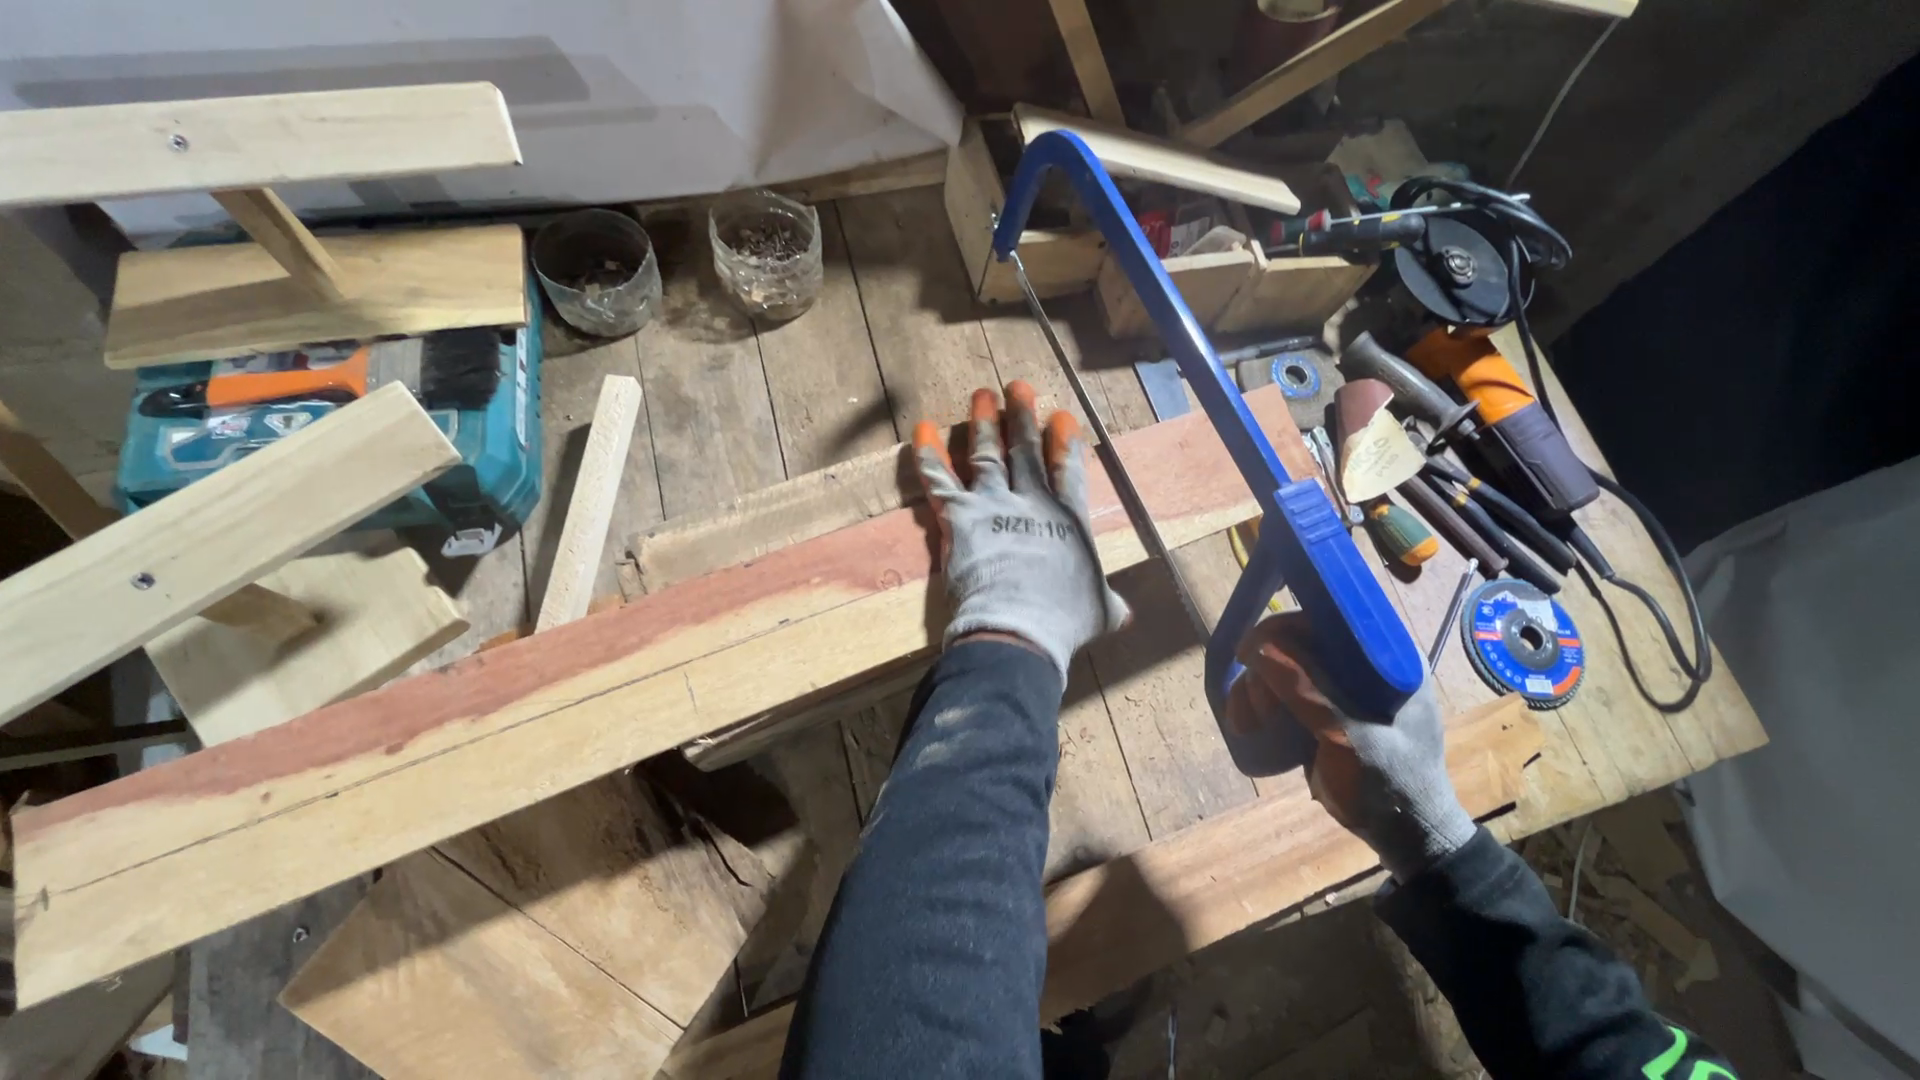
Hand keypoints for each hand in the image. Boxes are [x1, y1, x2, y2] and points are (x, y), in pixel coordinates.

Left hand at [913, 381, 1129, 679]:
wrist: (1018, 626)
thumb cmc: (1062, 621)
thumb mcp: (1099, 612)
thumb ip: (1109, 606)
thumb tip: (1126, 615)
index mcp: (1068, 520)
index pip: (1068, 472)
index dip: (1066, 444)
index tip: (1062, 417)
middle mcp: (1032, 501)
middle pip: (1026, 451)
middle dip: (1023, 417)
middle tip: (1017, 387)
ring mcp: (994, 504)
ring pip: (987, 454)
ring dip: (984, 423)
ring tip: (981, 394)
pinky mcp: (960, 515)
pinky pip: (940, 480)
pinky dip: (929, 455)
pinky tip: (921, 429)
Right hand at [1226, 613, 1474, 879]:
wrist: (1403, 836)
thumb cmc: (1386, 783)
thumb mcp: (1345, 736)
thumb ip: (1305, 689)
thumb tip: (1255, 646)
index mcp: (1388, 657)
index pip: (1330, 616)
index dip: (1286, 626)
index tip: (1251, 651)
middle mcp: (1365, 662)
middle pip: (1297, 640)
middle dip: (1264, 668)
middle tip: (1255, 705)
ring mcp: (1342, 686)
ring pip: (1282, 665)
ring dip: (1255, 689)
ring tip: (1246, 722)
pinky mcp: (1324, 708)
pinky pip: (1281, 689)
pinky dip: (1258, 702)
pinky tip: (1247, 724)